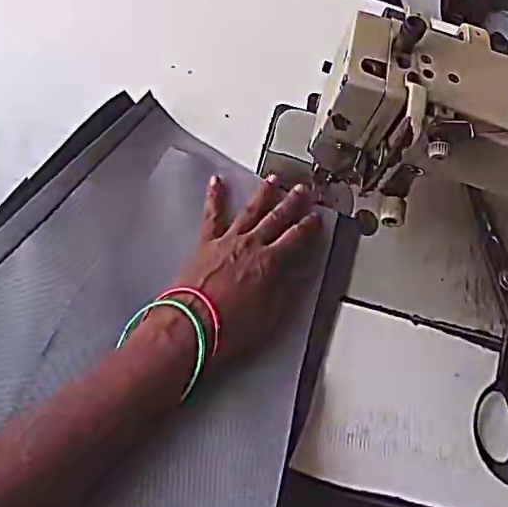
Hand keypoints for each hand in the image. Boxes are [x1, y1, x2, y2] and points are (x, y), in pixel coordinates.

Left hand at [168, 175, 320, 361]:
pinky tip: (217, 181)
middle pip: (277, 217)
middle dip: (292, 202)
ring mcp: (228, 240)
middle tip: (302, 189)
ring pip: (251, 210)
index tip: (316, 218)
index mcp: (270, 262)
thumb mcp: (270, 316)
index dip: (308, 226)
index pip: (296, 238)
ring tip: (273, 179)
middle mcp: (252, 244)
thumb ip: (286, 290)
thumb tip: (299, 273)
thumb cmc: (230, 328)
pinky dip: (215, 197)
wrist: (191, 326)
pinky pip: (213, 215)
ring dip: (264, 193)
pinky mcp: (207, 242)